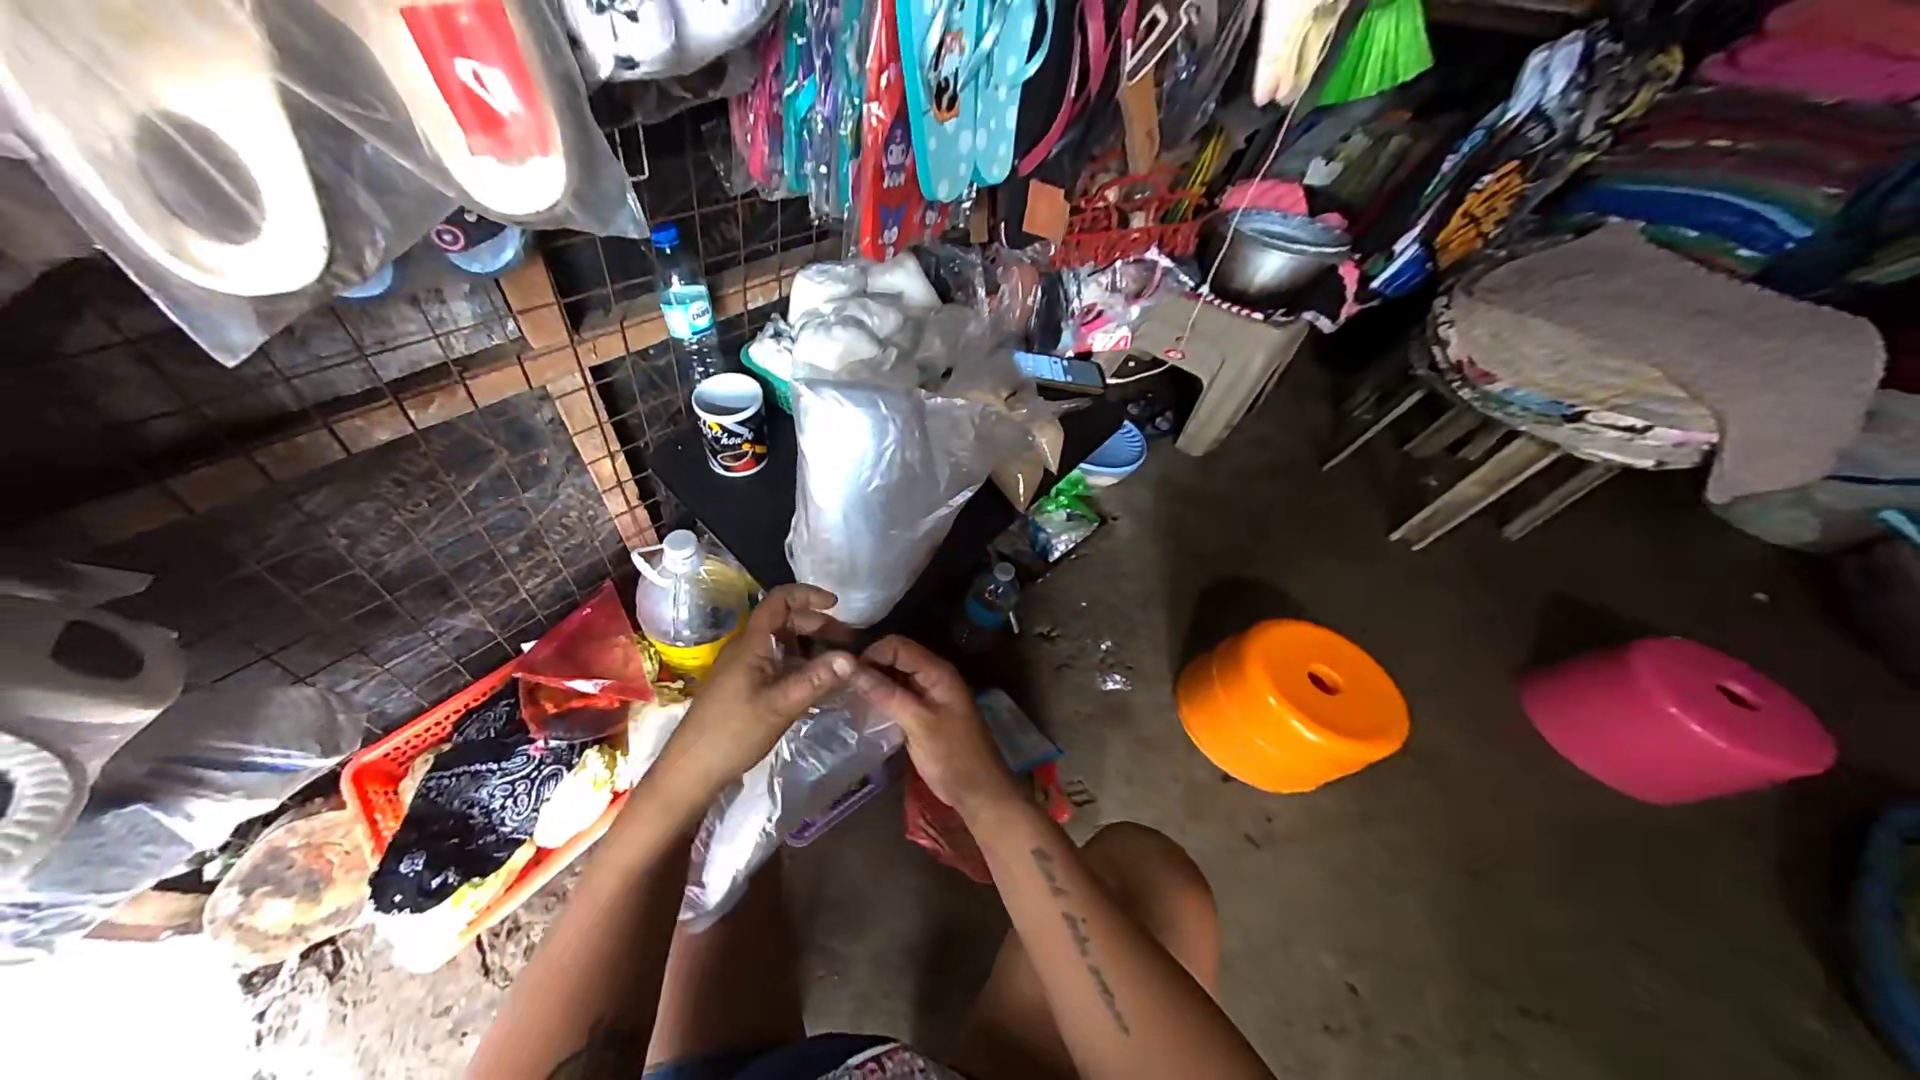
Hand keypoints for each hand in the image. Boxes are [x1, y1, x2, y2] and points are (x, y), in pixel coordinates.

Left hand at [652, 585, 856, 810]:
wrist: (691, 770)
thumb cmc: (732, 733)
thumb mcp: (780, 706)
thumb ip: (816, 680)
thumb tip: (852, 659)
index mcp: (751, 643)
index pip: (778, 601)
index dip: (807, 595)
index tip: (835, 604)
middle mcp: (747, 648)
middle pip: (784, 621)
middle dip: (817, 623)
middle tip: (847, 640)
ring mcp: (744, 668)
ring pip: (781, 643)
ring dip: (810, 644)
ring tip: (838, 660)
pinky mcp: (744, 687)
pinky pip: (777, 662)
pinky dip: (800, 663)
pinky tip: (817, 681)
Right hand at [849, 636, 1022, 819]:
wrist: (977, 790)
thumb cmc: (953, 755)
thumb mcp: (919, 723)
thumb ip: (887, 694)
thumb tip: (852, 669)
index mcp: (937, 671)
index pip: (898, 645)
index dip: (872, 654)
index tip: (846, 673)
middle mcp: (931, 676)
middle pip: (894, 657)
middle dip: (868, 666)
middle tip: (840, 684)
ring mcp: (925, 694)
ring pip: (892, 676)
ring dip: (871, 683)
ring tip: (844, 695)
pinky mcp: (919, 712)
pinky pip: (895, 695)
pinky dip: (878, 698)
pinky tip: (859, 709)